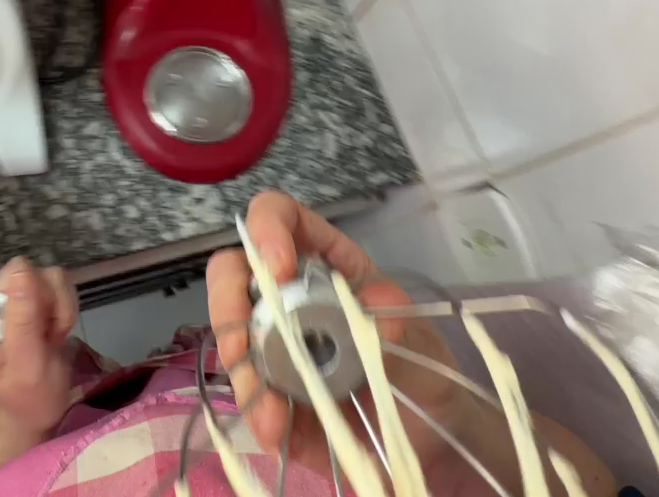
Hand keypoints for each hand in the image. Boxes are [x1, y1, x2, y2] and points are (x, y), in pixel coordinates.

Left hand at [0, 257, 79, 440]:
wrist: (35, 412)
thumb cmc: (27, 397)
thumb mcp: (25, 365)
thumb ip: (22, 319)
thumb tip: (21, 270)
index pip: (16, 272)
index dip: (36, 297)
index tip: (40, 328)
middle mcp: (0, 297)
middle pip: (38, 272)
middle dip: (53, 304)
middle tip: (49, 337)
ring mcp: (22, 296)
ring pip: (54, 277)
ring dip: (62, 308)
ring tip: (53, 336)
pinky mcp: (40, 299)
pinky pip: (63, 287)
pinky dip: (67, 309)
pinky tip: (58, 332)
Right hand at [207, 191, 465, 480]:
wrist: (429, 441)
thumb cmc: (422, 368)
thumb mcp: (420, 341)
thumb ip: (399, 325)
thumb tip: (373, 310)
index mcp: (319, 261)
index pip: (279, 217)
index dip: (267, 229)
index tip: (278, 269)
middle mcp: (283, 291)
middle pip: (231, 271)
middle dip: (228, 304)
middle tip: (242, 345)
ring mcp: (268, 339)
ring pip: (229, 332)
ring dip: (241, 370)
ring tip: (270, 411)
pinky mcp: (266, 388)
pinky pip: (244, 388)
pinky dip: (254, 409)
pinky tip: (275, 429)